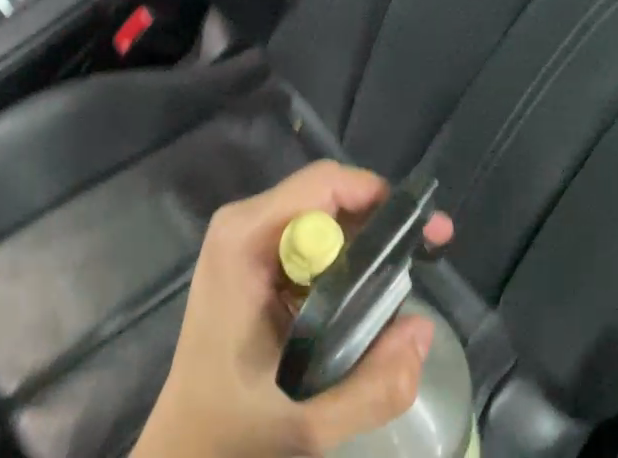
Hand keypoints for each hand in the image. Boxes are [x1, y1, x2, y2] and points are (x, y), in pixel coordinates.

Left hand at [132, 162, 454, 457]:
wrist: (187, 444)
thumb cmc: (234, 425)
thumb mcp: (308, 421)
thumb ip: (375, 385)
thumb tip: (422, 329)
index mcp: (245, 240)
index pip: (324, 185)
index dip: (380, 199)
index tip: (426, 232)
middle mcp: (245, 225)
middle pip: (330, 196)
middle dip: (382, 223)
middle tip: (430, 251)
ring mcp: (248, 238)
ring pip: (326, 216)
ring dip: (369, 244)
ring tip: (403, 282)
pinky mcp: (255, 257)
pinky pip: (314, 238)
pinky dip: (348, 260)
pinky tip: (368, 297)